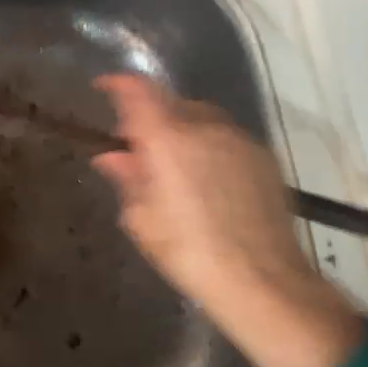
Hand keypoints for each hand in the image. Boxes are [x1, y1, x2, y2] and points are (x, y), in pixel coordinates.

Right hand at [92, 74, 362, 366]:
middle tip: (137, 144)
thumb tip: (112, 157)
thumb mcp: (142, 219)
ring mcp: (238, 140)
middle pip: (170, 102)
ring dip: (181, 129)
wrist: (263, 283)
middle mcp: (204, 128)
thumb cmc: (189, 253)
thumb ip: (127, 178)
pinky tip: (205, 176)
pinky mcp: (263, 158)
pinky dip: (208, 144)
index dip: (118, 83)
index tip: (103, 87)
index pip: (138, 91)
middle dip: (150, 116)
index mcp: (167, 138)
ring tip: (173, 161)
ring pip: (200, 117)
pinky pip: (225, 137)